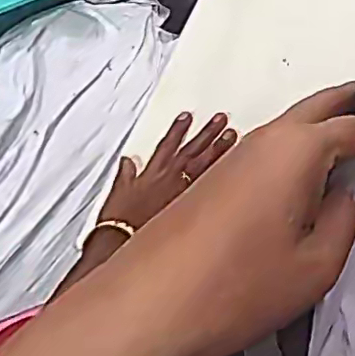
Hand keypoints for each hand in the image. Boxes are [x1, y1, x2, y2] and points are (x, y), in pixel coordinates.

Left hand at [33, 83, 354, 355]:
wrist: (134, 314)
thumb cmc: (225, 292)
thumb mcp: (315, 266)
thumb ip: (342, 222)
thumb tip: (337, 201)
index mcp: (297, 154)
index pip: (354, 125)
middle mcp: (264, 144)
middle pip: (318, 107)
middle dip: (350, 100)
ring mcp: (234, 159)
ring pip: (290, 126)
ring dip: (320, 123)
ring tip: (345, 136)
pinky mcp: (213, 180)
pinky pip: (267, 148)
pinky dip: (294, 148)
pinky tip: (300, 177)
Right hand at [97, 111, 236, 229]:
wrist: (122, 240)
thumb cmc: (120, 220)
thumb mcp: (118, 192)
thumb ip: (126, 173)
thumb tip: (128, 160)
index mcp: (153, 171)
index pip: (168, 143)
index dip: (178, 128)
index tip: (188, 115)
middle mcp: (171, 176)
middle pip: (193, 148)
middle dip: (208, 131)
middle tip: (222, 117)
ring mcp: (184, 189)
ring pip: (206, 162)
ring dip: (221, 147)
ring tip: (234, 133)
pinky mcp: (192, 202)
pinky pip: (211, 182)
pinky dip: (222, 171)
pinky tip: (235, 163)